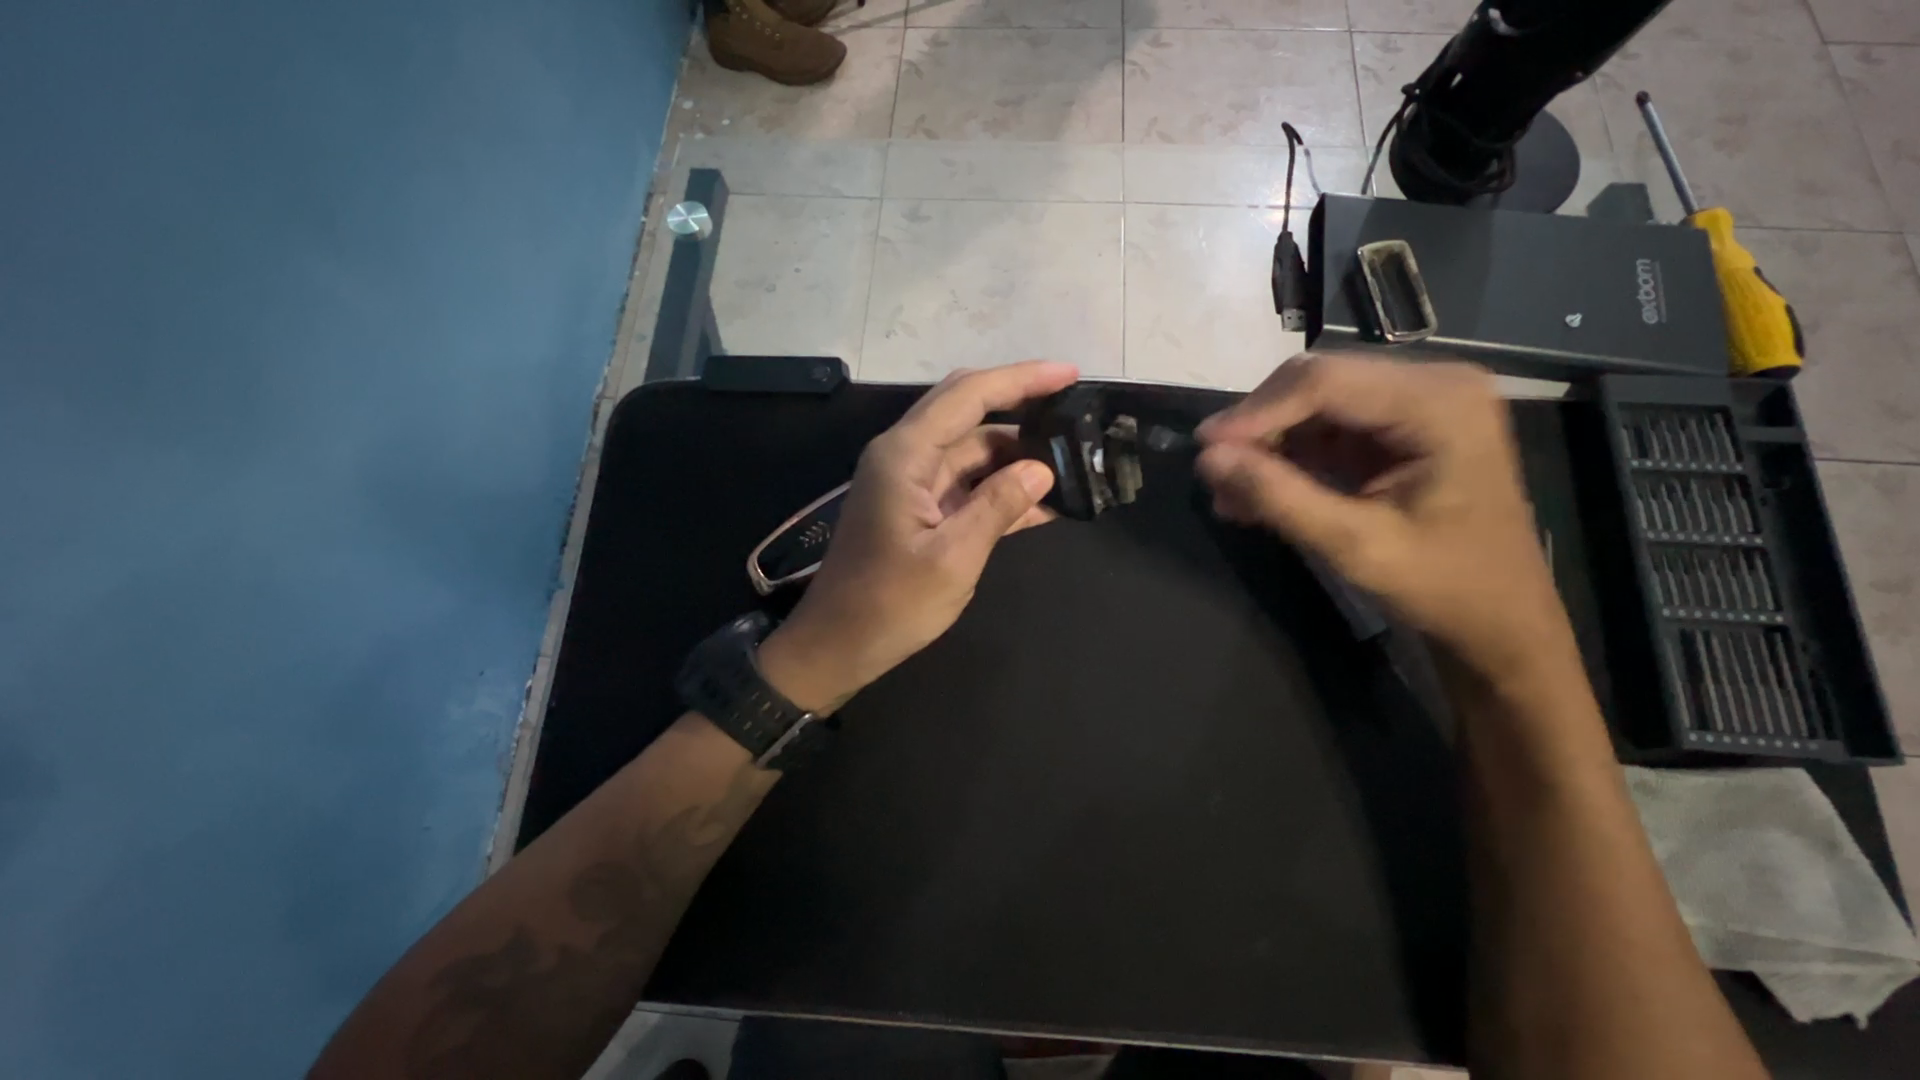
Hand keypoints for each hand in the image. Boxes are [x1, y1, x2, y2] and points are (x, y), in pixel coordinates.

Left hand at [757, 361, 1078, 715]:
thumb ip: (998, 506)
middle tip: (1075, 409)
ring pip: (972, 449)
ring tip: (1072, 458)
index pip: (969, 395)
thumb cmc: (889, 604)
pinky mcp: (919, 509)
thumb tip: (1042, 467)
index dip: (1021, 379)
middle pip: (968, 411)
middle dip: (1021, 404)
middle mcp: (906, 456)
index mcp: (905, 454)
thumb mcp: (953, 557)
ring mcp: (911, 483)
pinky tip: (1047, 499)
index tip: (1071, 374)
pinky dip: (1002, 488)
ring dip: (1017, 453)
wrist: (837, 646)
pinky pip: (968, 485)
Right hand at [1194, 352, 1573, 684]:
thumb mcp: (1355, 545)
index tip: (1203, 451)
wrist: (1502, 623)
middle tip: (1214, 474)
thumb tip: (1207, 460)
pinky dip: (1294, 456)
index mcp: (1438, 401)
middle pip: (1319, 383)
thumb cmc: (1444, 586)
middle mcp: (1434, 382)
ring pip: (1317, 403)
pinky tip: (1260, 492)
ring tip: (1230, 493)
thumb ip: (1280, 497)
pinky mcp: (1405, 426)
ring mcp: (1421, 402)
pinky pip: (1332, 426)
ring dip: (1271, 445)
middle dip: (1261, 427)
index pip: (1324, 382)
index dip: (1256, 412)